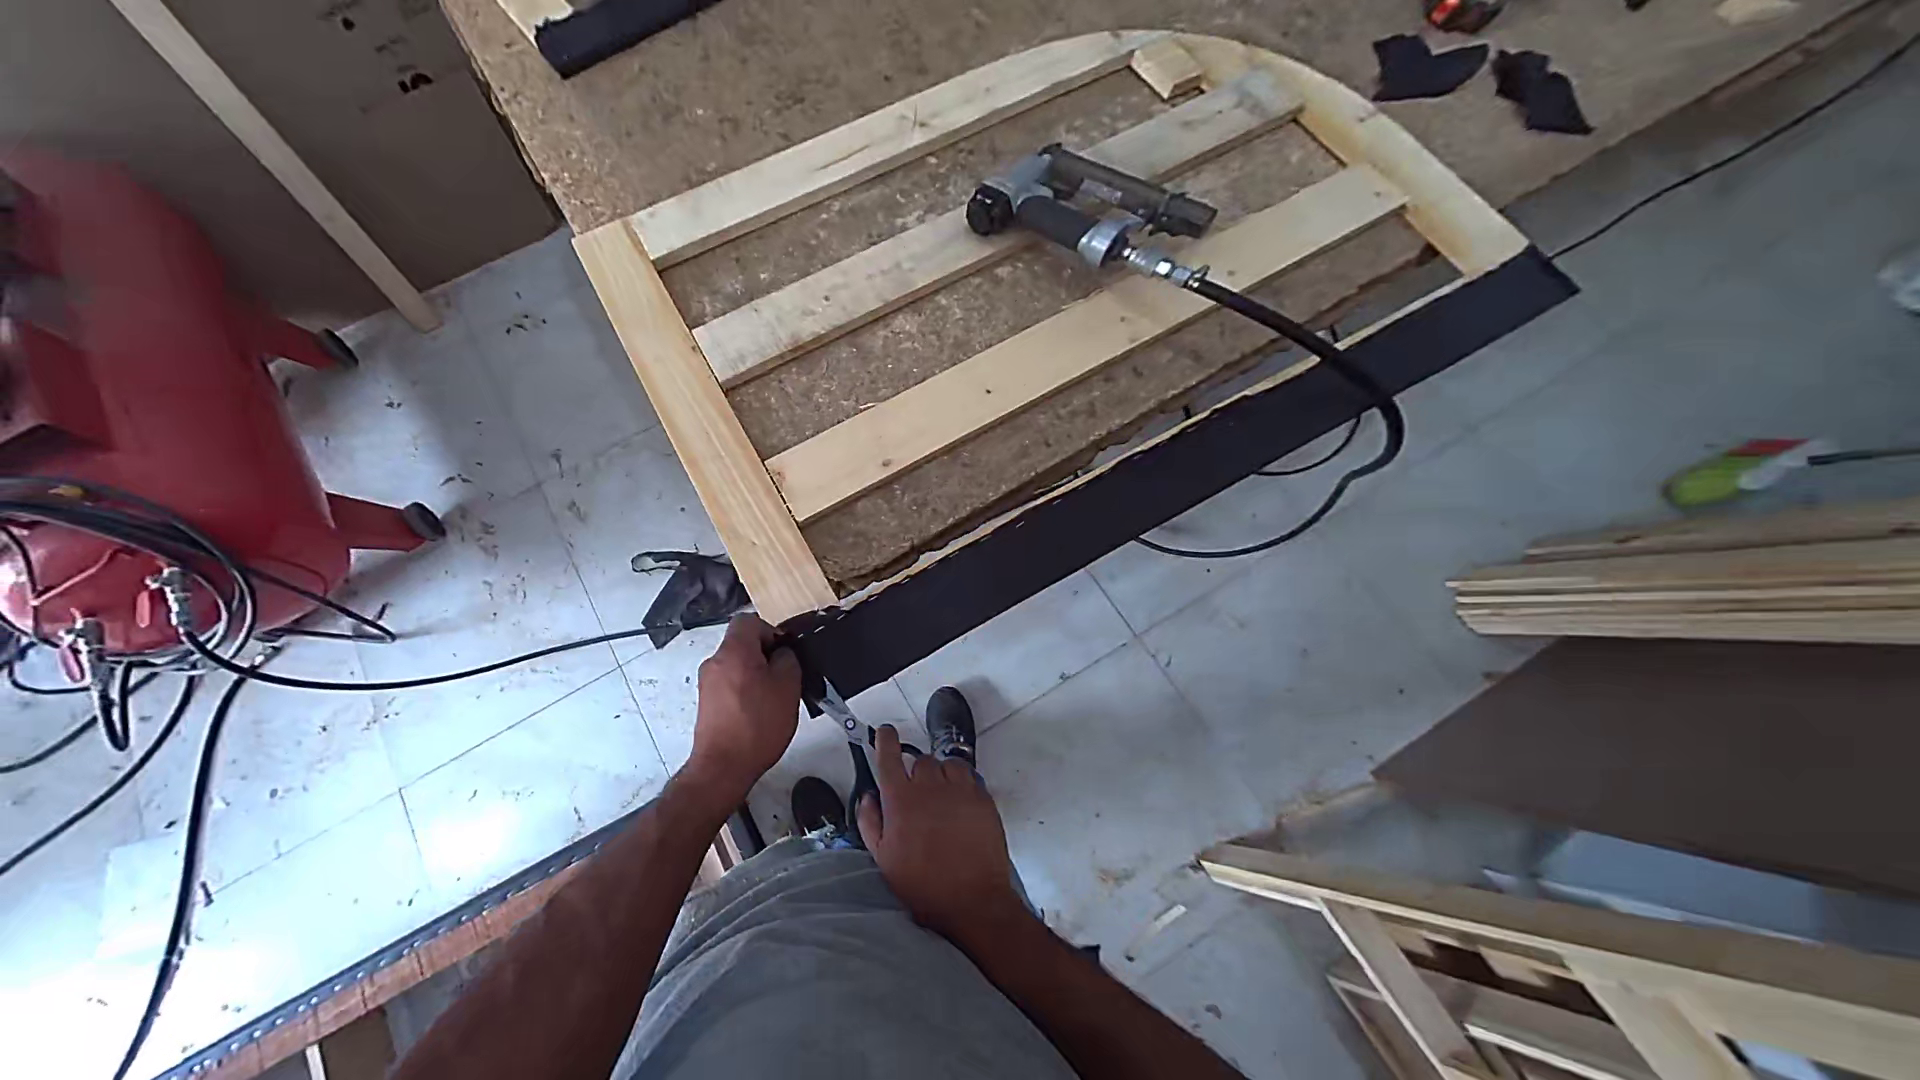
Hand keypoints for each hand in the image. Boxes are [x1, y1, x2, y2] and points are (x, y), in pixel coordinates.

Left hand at [683, 615, 800, 807]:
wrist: (724, 767)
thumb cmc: (757, 726)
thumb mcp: (789, 686)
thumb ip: (788, 659)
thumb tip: (782, 654)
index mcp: (734, 651)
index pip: (748, 621)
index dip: (771, 630)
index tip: (784, 650)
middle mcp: (715, 662)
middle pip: (742, 643)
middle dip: (765, 654)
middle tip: (784, 675)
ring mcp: (707, 683)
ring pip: (736, 664)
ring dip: (755, 673)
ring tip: (774, 697)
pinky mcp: (707, 703)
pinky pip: (729, 683)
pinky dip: (745, 689)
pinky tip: (759, 711)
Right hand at [857, 725, 1027, 942]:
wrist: (972, 899)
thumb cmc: (923, 884)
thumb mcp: (884, 859)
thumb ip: (871, 822)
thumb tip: (868, 796)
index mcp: (901, 799)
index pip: (889, 756)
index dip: (885, 740)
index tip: (885, 733)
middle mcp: (929, 786)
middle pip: (919, 760)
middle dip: (916, 773)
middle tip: (918, 797)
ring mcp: (959, 789)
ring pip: (946, 765)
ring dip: (941, 775)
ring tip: (941, 799)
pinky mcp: (983, 796)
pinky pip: (969, 776)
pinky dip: (961, 784)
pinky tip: (959, 806)